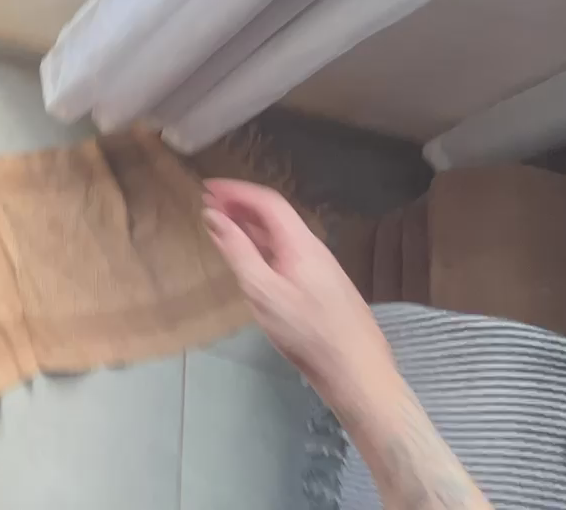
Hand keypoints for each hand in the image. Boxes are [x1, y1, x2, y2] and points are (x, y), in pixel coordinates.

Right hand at [201, 179, 393, 402]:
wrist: (359, 376)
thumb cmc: (306, 332)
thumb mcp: (261, 290)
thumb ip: (236, 249)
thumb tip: (212, 215)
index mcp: (300, 244)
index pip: (267, 201)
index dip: (236, 190)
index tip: (207, 188)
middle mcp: (313, 249)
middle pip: (275, 214)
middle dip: (240, 204)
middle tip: (208, 205)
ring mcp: (321, 268)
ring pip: (281, 234)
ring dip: (250, 224)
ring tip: (222, 225)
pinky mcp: (322, 286)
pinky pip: (286, 251)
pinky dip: (261, 243)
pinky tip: (250, 256)